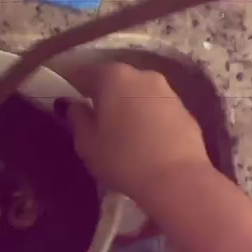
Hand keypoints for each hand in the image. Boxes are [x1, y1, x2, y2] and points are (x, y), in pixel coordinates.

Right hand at [64, 64, 213, 204]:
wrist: (178, 179)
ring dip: (126, 106)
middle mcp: (142, 75)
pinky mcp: (185, 110)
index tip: (66, 102)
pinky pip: (156, 108)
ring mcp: (168, 91)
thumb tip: (74, 105)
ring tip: (119, 131)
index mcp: (113, 77)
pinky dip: (146, 117)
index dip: (71, 86)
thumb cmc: (123, 159)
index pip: (84, 72)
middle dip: (102, 95)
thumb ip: (77, 118)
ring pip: (138, 93)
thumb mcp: (86, 143)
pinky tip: (142, 140)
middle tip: (92, 118)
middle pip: (114, 80)